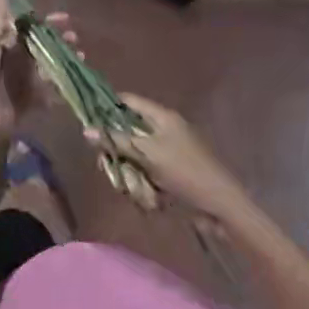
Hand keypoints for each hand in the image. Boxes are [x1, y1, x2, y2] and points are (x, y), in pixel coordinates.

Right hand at [92, 94, 255, 223]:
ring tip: (132, 187)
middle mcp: (164, 130)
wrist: (222, 207)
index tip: (89, 121)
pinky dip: (143, 183)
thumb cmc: (185, 172)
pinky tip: (147, 197)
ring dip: (130, 171)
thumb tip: (86, 130)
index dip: (107, 107)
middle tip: (106, 164)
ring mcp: (168, 152)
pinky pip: (147, 172)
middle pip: (127, 131)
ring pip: (135, 155)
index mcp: (161, 117)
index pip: (127, 101)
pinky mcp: (172, 172)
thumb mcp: (148, 154)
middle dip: (116, 149)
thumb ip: (117, 141)